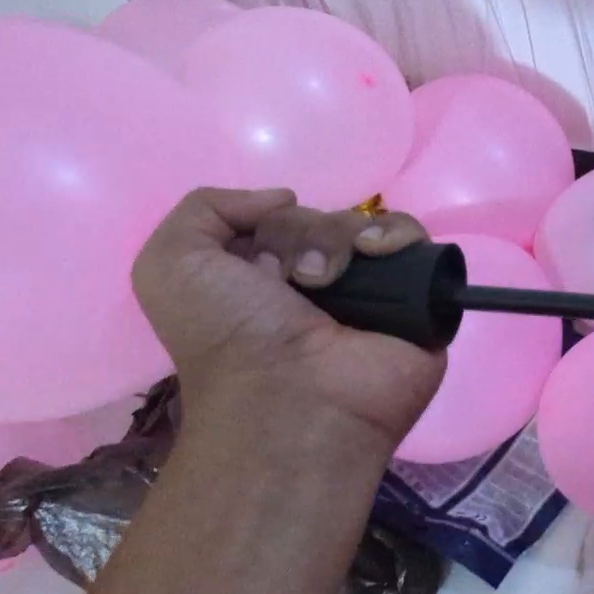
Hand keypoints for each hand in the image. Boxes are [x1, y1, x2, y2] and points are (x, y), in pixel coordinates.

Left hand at [131, 188, 447, 452]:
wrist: (294, 396)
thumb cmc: (228, 336)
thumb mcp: (171, 264)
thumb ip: (205, 208)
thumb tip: (286, 197)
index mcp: (270, 280)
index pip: (284, 220)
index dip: (268, 228)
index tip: (256, 268)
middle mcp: (326, 285)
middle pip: (327, 220)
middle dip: (305, 235)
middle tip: (296, 282)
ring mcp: (376, 293)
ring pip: (371, 227)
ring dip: (344, 237)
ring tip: (333, 279)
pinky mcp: (421, 300)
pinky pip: (418, 243)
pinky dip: (398, 234)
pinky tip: (378, 254)